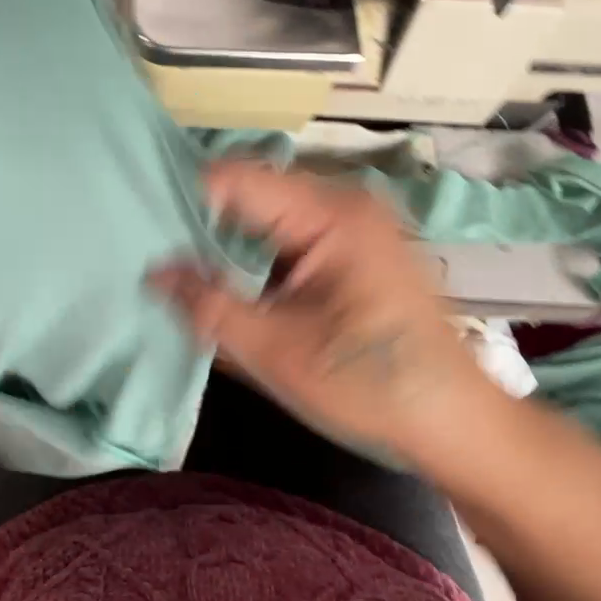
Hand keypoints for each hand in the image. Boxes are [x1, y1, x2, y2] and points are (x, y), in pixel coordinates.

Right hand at [150, 161, 503, 455]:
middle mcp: (346, 200)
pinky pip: (293, 231)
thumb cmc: (369, 385)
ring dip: (232, 241)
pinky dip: (260, 253)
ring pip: (270, 212)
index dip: (185, 201)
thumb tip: (153, 271)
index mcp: (330, 213)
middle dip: (206, 224)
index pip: (235, 179)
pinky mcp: (360, 244)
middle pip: (252, 191)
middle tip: (160, 259)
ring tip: (188, 272)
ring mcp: (357, 220)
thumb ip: (208, 305)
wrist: (455, 421)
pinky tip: (237, 283)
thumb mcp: (276, 351)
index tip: (145, 234)